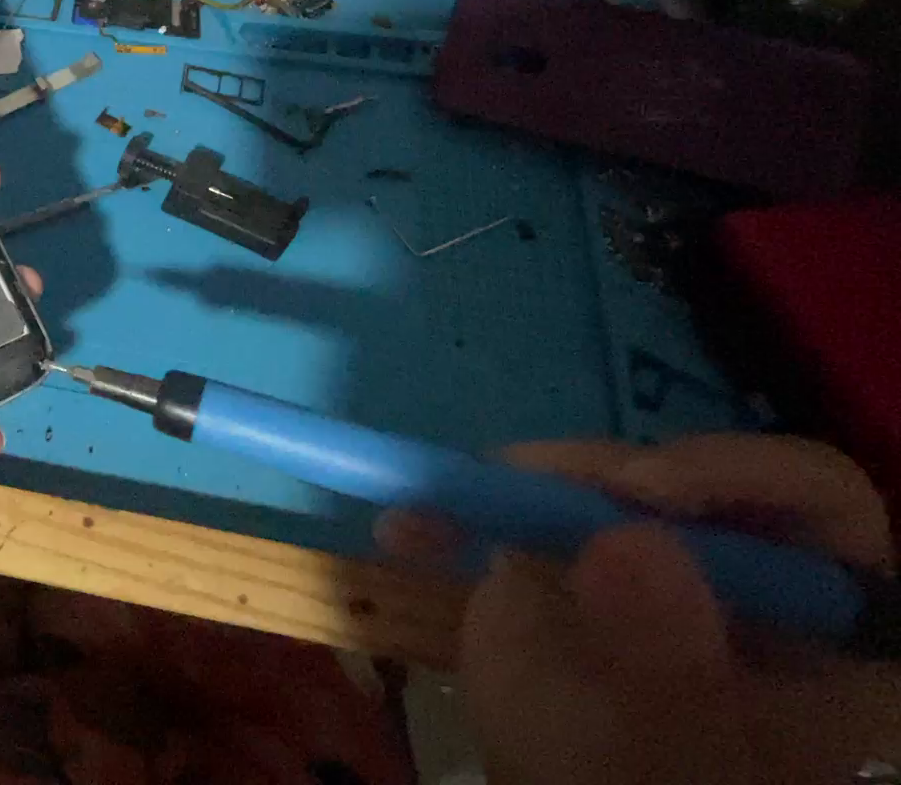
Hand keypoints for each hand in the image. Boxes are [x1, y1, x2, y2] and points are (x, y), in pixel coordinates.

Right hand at [379, 435, 900, 783]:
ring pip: (587, 481)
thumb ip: (666, 662)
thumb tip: (635, 540)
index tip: (639, 486)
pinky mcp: (557, 548)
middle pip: (681, 477)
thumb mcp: (662, 745)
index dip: (742, 475)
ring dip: (503, 483)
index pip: (817, 508)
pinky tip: (407, 530)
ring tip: (433, 505)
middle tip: (514, 478)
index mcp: (816, 622)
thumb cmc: (631, 781)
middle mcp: (733, 570)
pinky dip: (453, 506)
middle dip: (592, 470)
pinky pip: (509, 504)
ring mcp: (637, 553)